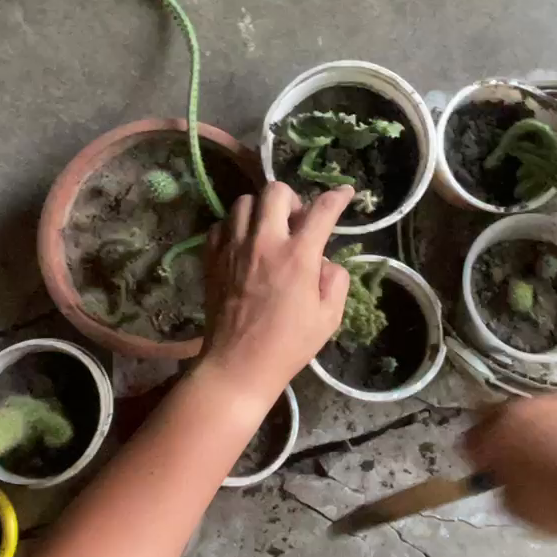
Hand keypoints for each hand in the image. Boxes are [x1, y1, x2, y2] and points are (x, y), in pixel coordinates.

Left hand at [199, 182, 353, 397]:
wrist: (238, 365)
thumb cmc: (288, 345)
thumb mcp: (329, 317)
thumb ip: (334, 280)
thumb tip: (323, 260)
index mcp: (298, 256)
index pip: (322, 210)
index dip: (338, 197)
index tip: (345, 193)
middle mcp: (264, 242)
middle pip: (276, 191)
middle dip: (292, 199)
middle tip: (297, 223)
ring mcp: (233, 247)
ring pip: (244, 202)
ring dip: (261, 210)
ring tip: (267, 231)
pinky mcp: (211, 258)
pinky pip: (220, 224)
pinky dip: (235, 227)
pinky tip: (243, 245)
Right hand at [463, 396, 556, 540]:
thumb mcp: (526, 510)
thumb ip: (502, 490)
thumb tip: (501, 481)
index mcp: (505, 425)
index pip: (472, 435)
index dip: (474, 455)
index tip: (480, 471)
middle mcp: (531, 404)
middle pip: (503, 418)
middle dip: (502, 440)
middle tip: (509, 468)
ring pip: (534, 417)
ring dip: (531, 435)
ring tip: (545, 465)